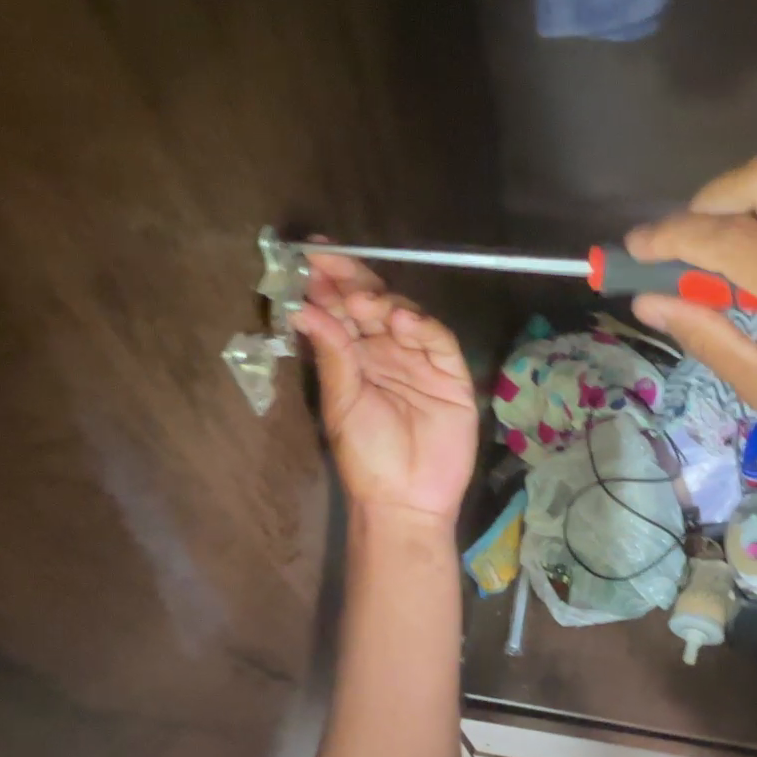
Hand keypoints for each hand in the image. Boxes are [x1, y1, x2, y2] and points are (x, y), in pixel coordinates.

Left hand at [290, 251, 477, 527]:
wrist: (405, 500)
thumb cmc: (367, 457)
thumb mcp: (342, 405)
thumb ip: (332, 357)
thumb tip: (304, 310)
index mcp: (355, 357)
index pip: (342, 310)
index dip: (328, 282)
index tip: (308, 255)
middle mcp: (387, 351)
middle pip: (373, 303)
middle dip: (353, 279)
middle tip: (332, 261)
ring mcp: (420, 360)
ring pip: (405, 314)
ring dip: (383, 301)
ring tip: (363, 300)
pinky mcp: (451, 374)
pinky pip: (438, 340)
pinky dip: (422, 326)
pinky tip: (401, 320)